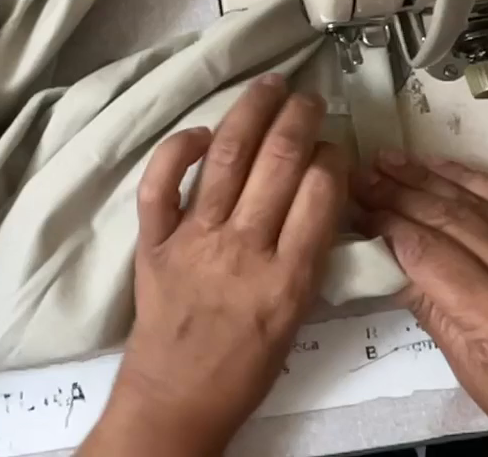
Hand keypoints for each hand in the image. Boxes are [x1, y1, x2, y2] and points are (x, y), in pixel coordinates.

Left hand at [78, 75, 345, 456]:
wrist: (176, 402)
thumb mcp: (298, 317)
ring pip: (227, 158)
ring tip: (270, 86)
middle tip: (308, 97)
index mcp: (287, 278)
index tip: (334, 144)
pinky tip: (202, 132)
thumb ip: (309, 253)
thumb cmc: (245, 365)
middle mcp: (243, 249)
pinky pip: (160, 184)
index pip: (320, 192)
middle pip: (278, 162)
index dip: (332, 155)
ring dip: (251, 112)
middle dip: (299, 118)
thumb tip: (322, 189)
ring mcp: (194, 240)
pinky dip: (178, 151)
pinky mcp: (153, 241)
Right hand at [352, 151, 487, 456]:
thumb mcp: (475, 377)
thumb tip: (386, 256)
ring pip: (475, 201)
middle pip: (448, 219)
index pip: (428, 254)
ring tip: (386, 160)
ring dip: (425, 177)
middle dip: (397, 193)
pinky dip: (469, 178)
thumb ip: (431, 309)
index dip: (386, 225)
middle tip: (358, 174)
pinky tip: (437, 165)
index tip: (354, 205)